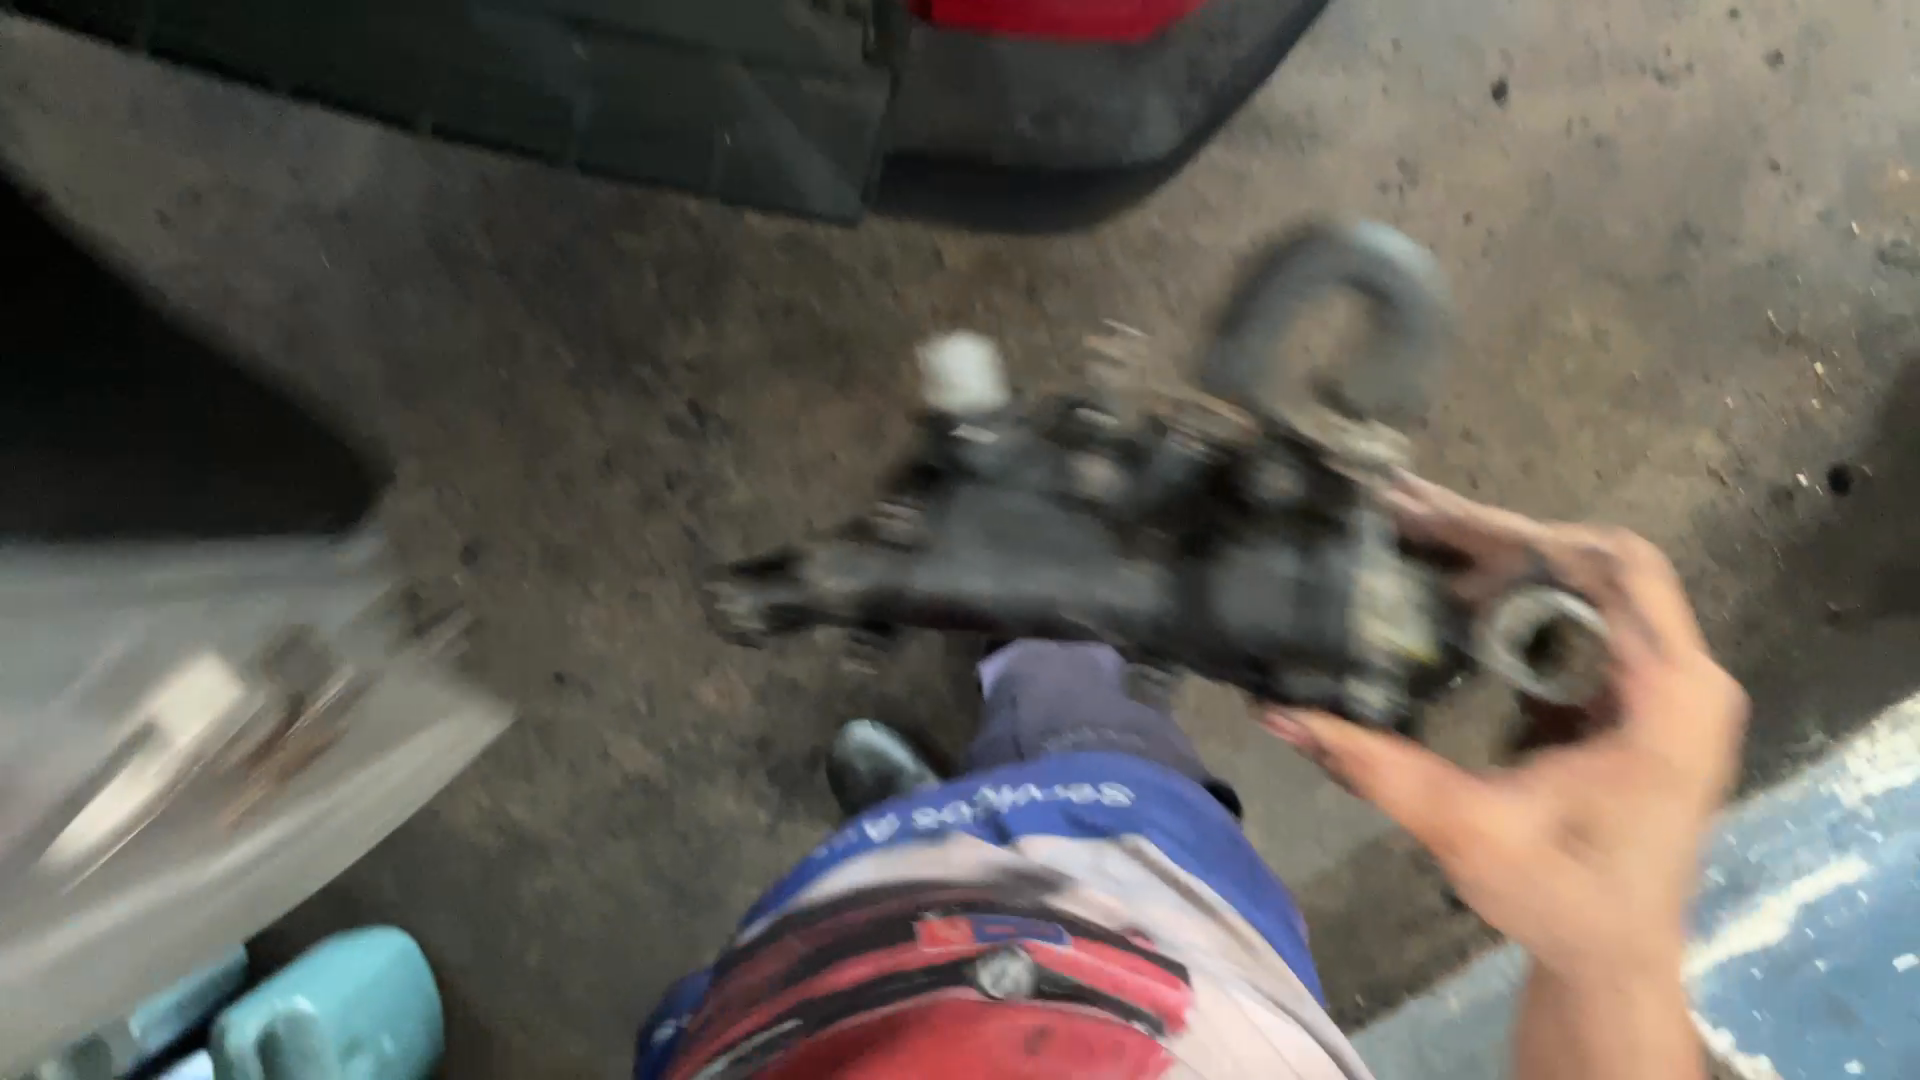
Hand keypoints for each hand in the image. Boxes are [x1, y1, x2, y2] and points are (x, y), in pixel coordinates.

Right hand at [1262, 474, 1747, 981]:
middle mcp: (1675, 677)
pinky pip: (1569, 615)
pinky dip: (1503, 590)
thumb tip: (1273, 712)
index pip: (1613, 571)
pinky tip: (1440, 588)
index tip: (1430, 524)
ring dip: (1494, 554)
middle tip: (1395, 513)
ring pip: (1581, 581)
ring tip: (1406, 536)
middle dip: (1491, 532)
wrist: (1611, 954)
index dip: (1521, 535)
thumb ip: (1369, 765)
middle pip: (1592, 562)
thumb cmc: (1560, 898)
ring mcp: (1652, 683)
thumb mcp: (1461, 828)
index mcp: (1665, 700)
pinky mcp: (1621, 694)